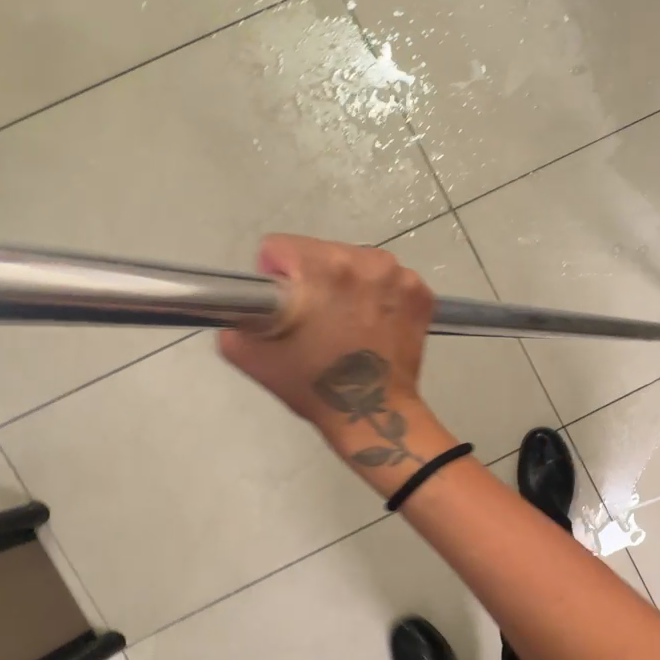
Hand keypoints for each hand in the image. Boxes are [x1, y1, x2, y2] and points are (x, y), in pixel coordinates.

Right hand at [219, 235, 456, 493]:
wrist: (374, 413)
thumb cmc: (313, 385)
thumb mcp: (250, 354)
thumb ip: (237, 316)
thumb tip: (246, 303)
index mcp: (322, 268)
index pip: (279, 247)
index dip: (274, 276)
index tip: (283, 304)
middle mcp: (366, 260)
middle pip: (322, 251)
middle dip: (312, 279)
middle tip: (317, 320)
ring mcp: (401, 276)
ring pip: (357, 263)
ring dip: (348, 284)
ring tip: (347, 322)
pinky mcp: (422, 293)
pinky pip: (389, 280)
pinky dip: (379, 296)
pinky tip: (374, 324)